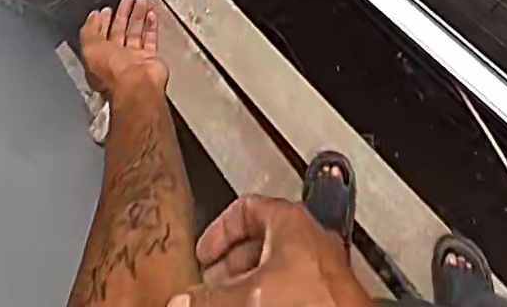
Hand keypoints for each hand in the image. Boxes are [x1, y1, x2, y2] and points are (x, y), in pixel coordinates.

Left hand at [80, 0, 167, 97]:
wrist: (138, 85)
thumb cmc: (112, 72)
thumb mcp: (91, 49)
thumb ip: (89, 31)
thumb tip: (92, 17)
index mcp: (99, 59)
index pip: (100, 36)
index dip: (103, 21)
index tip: (107, 9)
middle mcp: (116, 60)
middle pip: (119, 31)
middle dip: (123, 13)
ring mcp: (134, 59)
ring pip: (136, 32)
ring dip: (138, 15)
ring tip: (142, 0)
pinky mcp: (150, 59)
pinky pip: (150, 39)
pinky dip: (151, 26)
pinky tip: (151, 14)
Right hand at [167, 196, 372, 306]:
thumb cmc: (314, 300)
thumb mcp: (250, 294)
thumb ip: (211, 297)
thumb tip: (182, 301)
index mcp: (289, 220)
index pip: (245, 208)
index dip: (219, 230)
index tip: (203, 252)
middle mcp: (306, 238)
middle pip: (257, 242)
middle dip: (229, 265)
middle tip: (209, 285)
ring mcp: (318, 269)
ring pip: (272, 270)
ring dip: (246, 286)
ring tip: (225, 304)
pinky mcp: (324, 296)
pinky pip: (287, 290)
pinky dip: (265, 298)